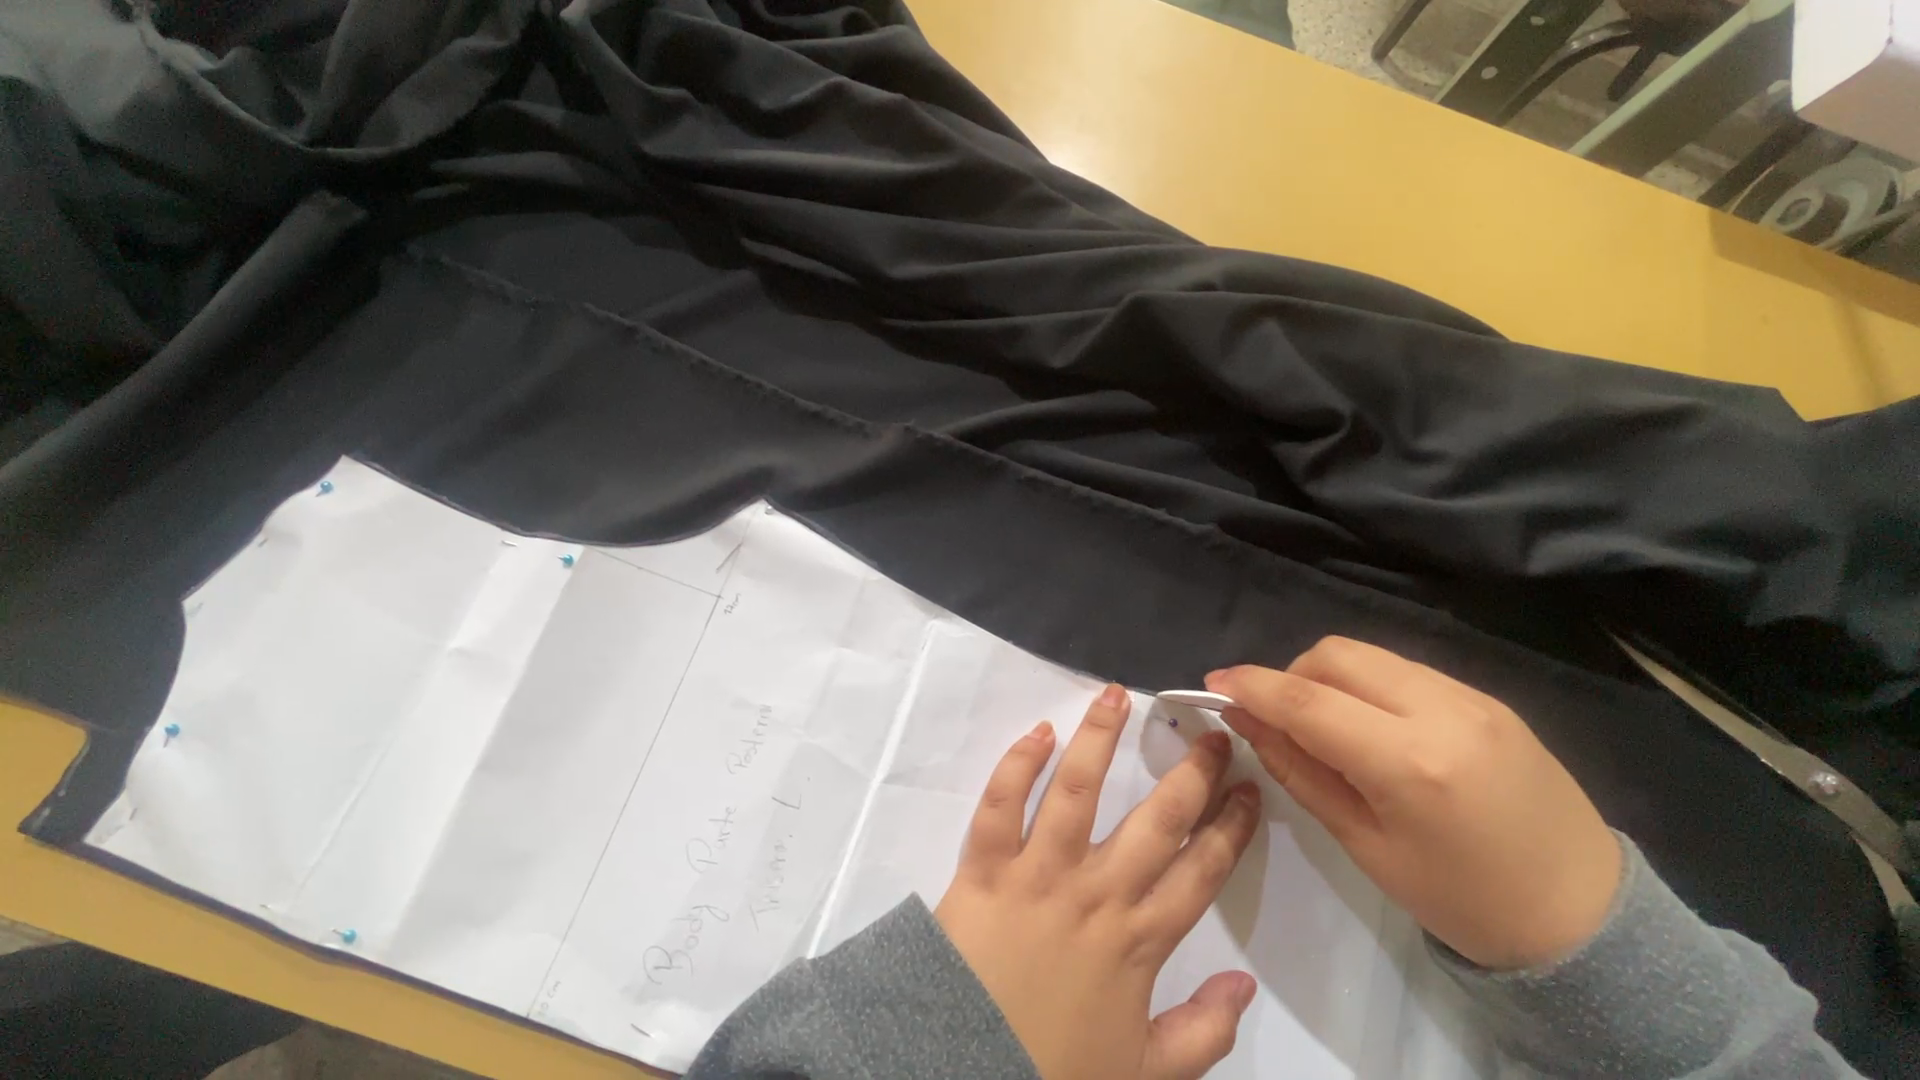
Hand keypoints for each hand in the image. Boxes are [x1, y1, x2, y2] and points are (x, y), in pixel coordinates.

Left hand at [935, 683, 1263, 1079]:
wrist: (964, 1073)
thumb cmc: (1051, 1069)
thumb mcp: (1145, 1074)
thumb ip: (1203, 1034)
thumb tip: (1248, 985)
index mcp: (1139, 940)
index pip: (1200, 873)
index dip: (1231, 829)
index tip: (1251, 789)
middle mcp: (1097, 894)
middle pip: (1156, 822)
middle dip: (1191, 774)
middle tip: (1213, 733)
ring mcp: (1039, 876)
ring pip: (1077, 793)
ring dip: (1100, 738)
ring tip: (1118, 695)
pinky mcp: (984, 869)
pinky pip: (1000, 807)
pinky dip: (1018, 765)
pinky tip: (1039, 731)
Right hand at [1208, 638, 1621, 971]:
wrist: (1582, 916)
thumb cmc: (1461, 899)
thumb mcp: (1364, 844)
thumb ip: (1299, 771)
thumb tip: (1246, 720)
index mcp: (1409, 763)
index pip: (1308, 701)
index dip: (1251, 686)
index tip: (1213, 682)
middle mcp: (1442, 711)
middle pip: (1337, 655)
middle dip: (1290, 674)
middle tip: (1275, 718)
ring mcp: (1472, 698)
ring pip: (1370, 655)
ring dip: (1327, 676)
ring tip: (1323, 725)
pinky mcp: (1488, 698)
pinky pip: (1404, 671)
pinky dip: (1367, 685)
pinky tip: (1370, 726)